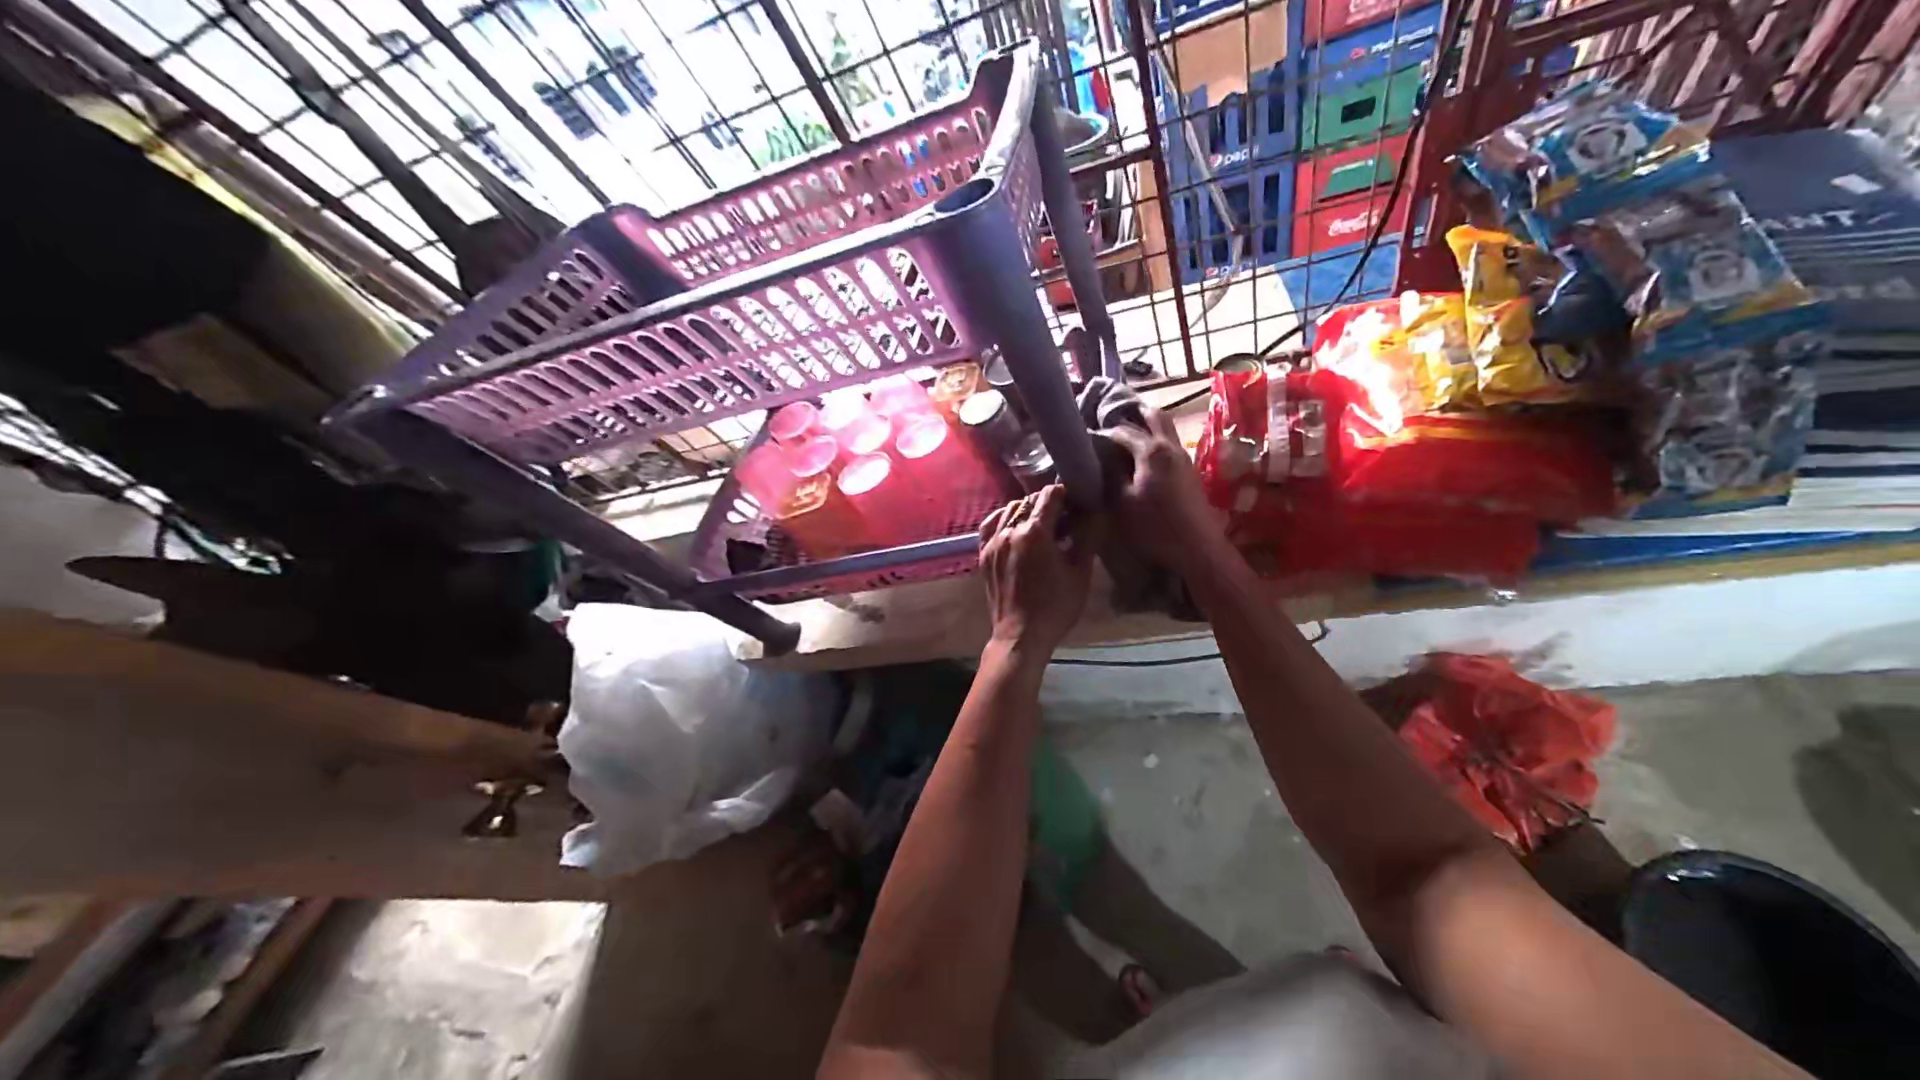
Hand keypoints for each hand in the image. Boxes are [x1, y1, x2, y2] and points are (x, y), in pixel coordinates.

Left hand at [978, 485, 1093, 656]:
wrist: (1021, 635)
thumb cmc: (1056, 607)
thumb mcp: (1080, 572)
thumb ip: (1086, 536)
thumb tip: (1093, 511)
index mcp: (1035, 532)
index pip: (1050, 495)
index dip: (1065, 493)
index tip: (1077, 500)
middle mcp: (1009, 530)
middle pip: (1029, 501)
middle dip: (1048, 502)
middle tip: (1064, 516)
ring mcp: (992, 542)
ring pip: (1009, 510)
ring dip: (1027, 510)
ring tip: (1043, 524)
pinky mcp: (983, 554)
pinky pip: (990, 525)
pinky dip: (1004, 519)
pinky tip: (1015, 527)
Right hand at [1101, 407, 1223, 572]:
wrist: (1198, 548)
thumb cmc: (1155, 526)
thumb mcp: (1122, 503)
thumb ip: (1111, 475)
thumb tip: (1102, 458)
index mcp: (1150, 450)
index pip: (1121, 430)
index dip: (1103, 432)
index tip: (1087, 438)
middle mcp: (1169, 446)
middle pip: (1152, 415)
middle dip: (1132, 411)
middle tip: (1113, 415)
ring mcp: (1183, 456)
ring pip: (1165, 427)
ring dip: (1146, 423)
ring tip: (1127, 432)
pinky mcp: (1190, 470)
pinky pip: (1170, 442)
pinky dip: (1155, 438)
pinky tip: (1144, 455)